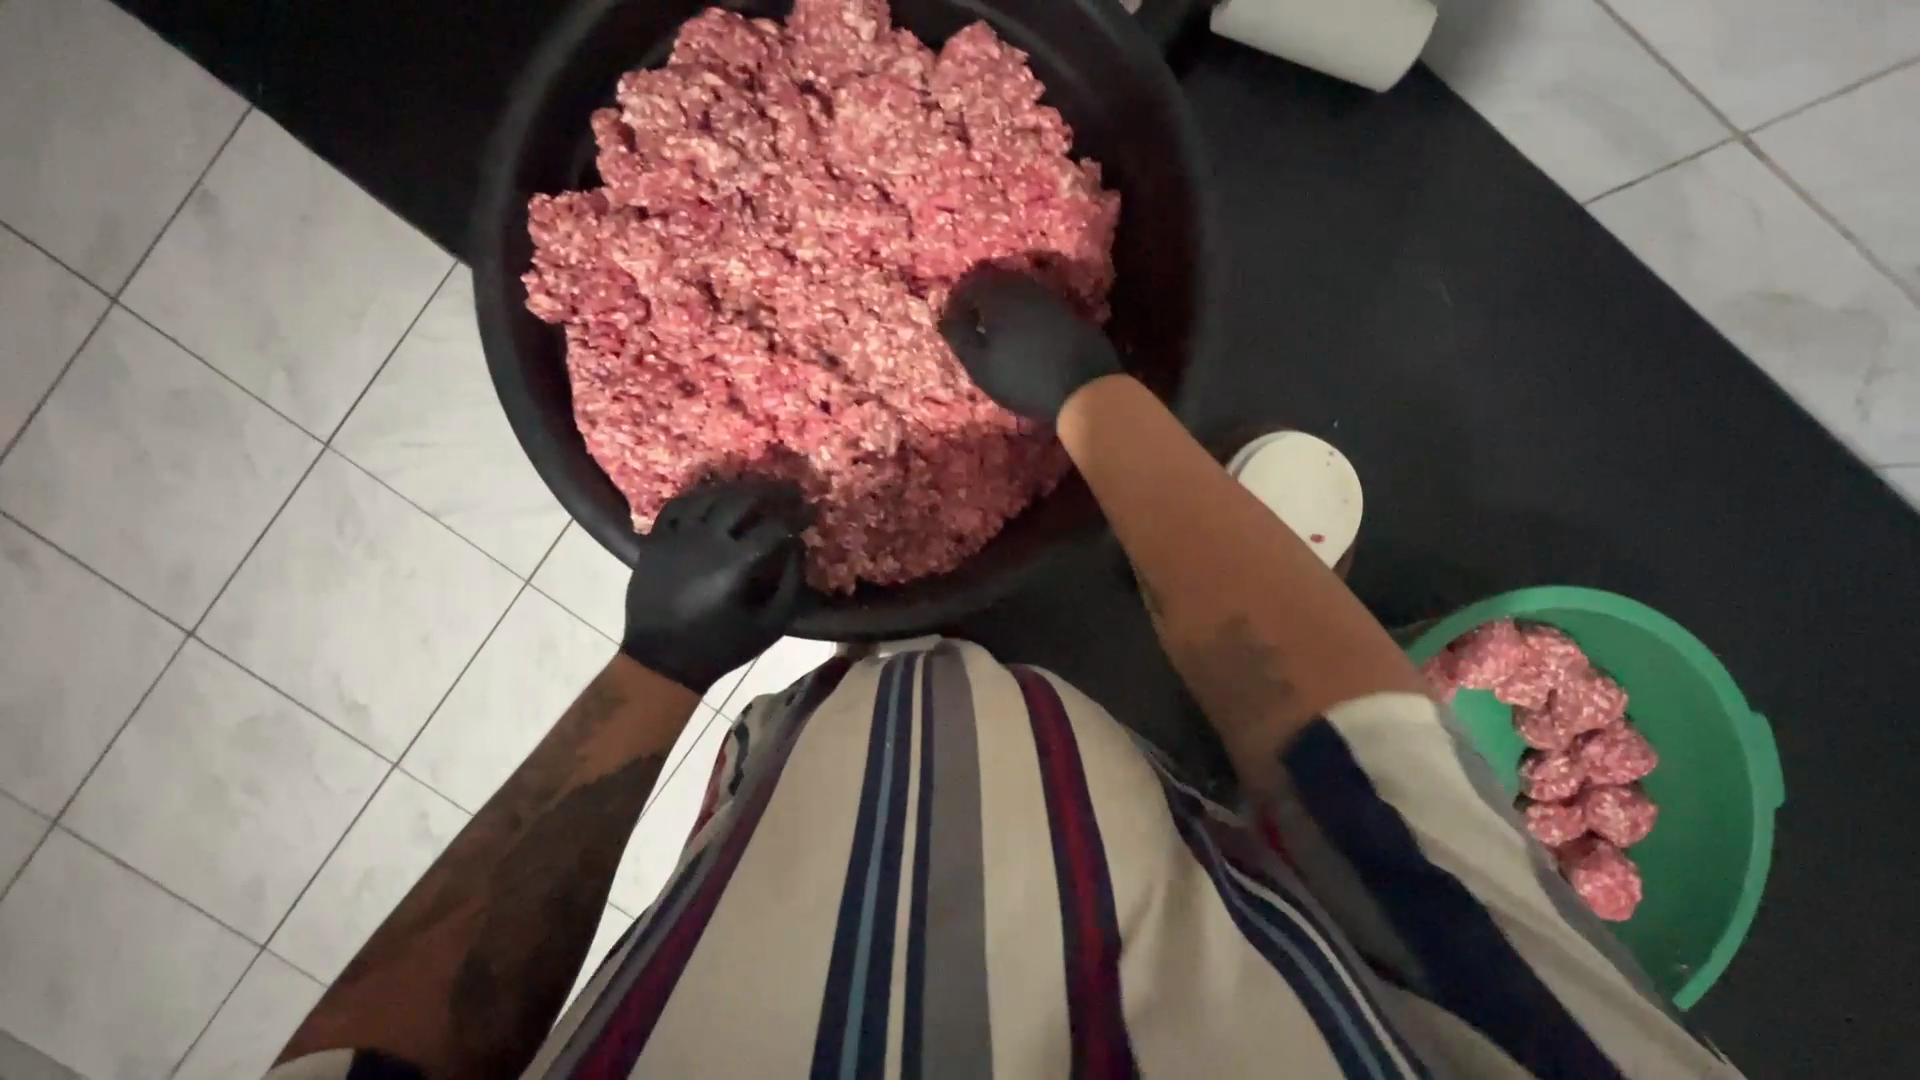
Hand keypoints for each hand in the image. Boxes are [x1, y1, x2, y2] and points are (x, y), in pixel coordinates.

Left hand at [620, 479, 810, 691]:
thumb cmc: (722, 647)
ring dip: (737, 489)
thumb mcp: (771, 625)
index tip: (812, 511)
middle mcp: (705, 540)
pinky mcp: (655, 540)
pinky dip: (700, 496)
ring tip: (755, 491)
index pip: (775, 525)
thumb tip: (799, 546)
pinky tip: (714, 499)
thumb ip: (792, 583)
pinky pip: (679, 505)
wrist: (662, 660)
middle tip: (790, 490)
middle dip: (771, 491)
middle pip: (742, 499)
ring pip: (710, 495)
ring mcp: (676, 536)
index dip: (798, 515)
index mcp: (735, 563)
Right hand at [939, 265, 1123, 421]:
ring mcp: (1050, 298)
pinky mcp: (1069, 313)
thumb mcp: (980, 364)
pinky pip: (1036, 306)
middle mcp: (1024, 287)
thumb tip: (944, 318)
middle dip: (980, 303)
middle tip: (972, 329)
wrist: (1084, 388)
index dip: (956, 304)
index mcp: (999, 294)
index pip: (969, 286)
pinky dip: (1024, 317)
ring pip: (1018, 294)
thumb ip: (959, 337)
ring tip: (996, 337)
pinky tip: (1024, 340)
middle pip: (995, 284)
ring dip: (1003, 309)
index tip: (951, 326)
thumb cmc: (1023, 378)